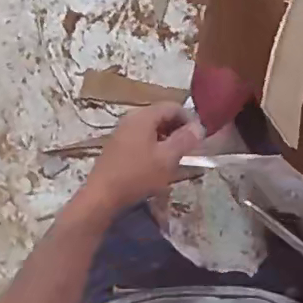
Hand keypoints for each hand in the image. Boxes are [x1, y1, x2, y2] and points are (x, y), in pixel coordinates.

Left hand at [75, 101, 202, 217]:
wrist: (102, 196)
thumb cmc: (137, 175)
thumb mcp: (167, 158)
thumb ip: (185, 139)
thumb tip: (200, 126)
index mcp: (144, 116)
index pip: (173, 107)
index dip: (190, 119)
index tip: (200, 137)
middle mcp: (132, 119)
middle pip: (162, 115)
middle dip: (179, 129)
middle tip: (191, 147)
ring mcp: (122, 132)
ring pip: (152, 128)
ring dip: (168, 138)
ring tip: (178, 156)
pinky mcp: (118, 146)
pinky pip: (142, 138)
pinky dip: (155, 145)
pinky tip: (159, 163)